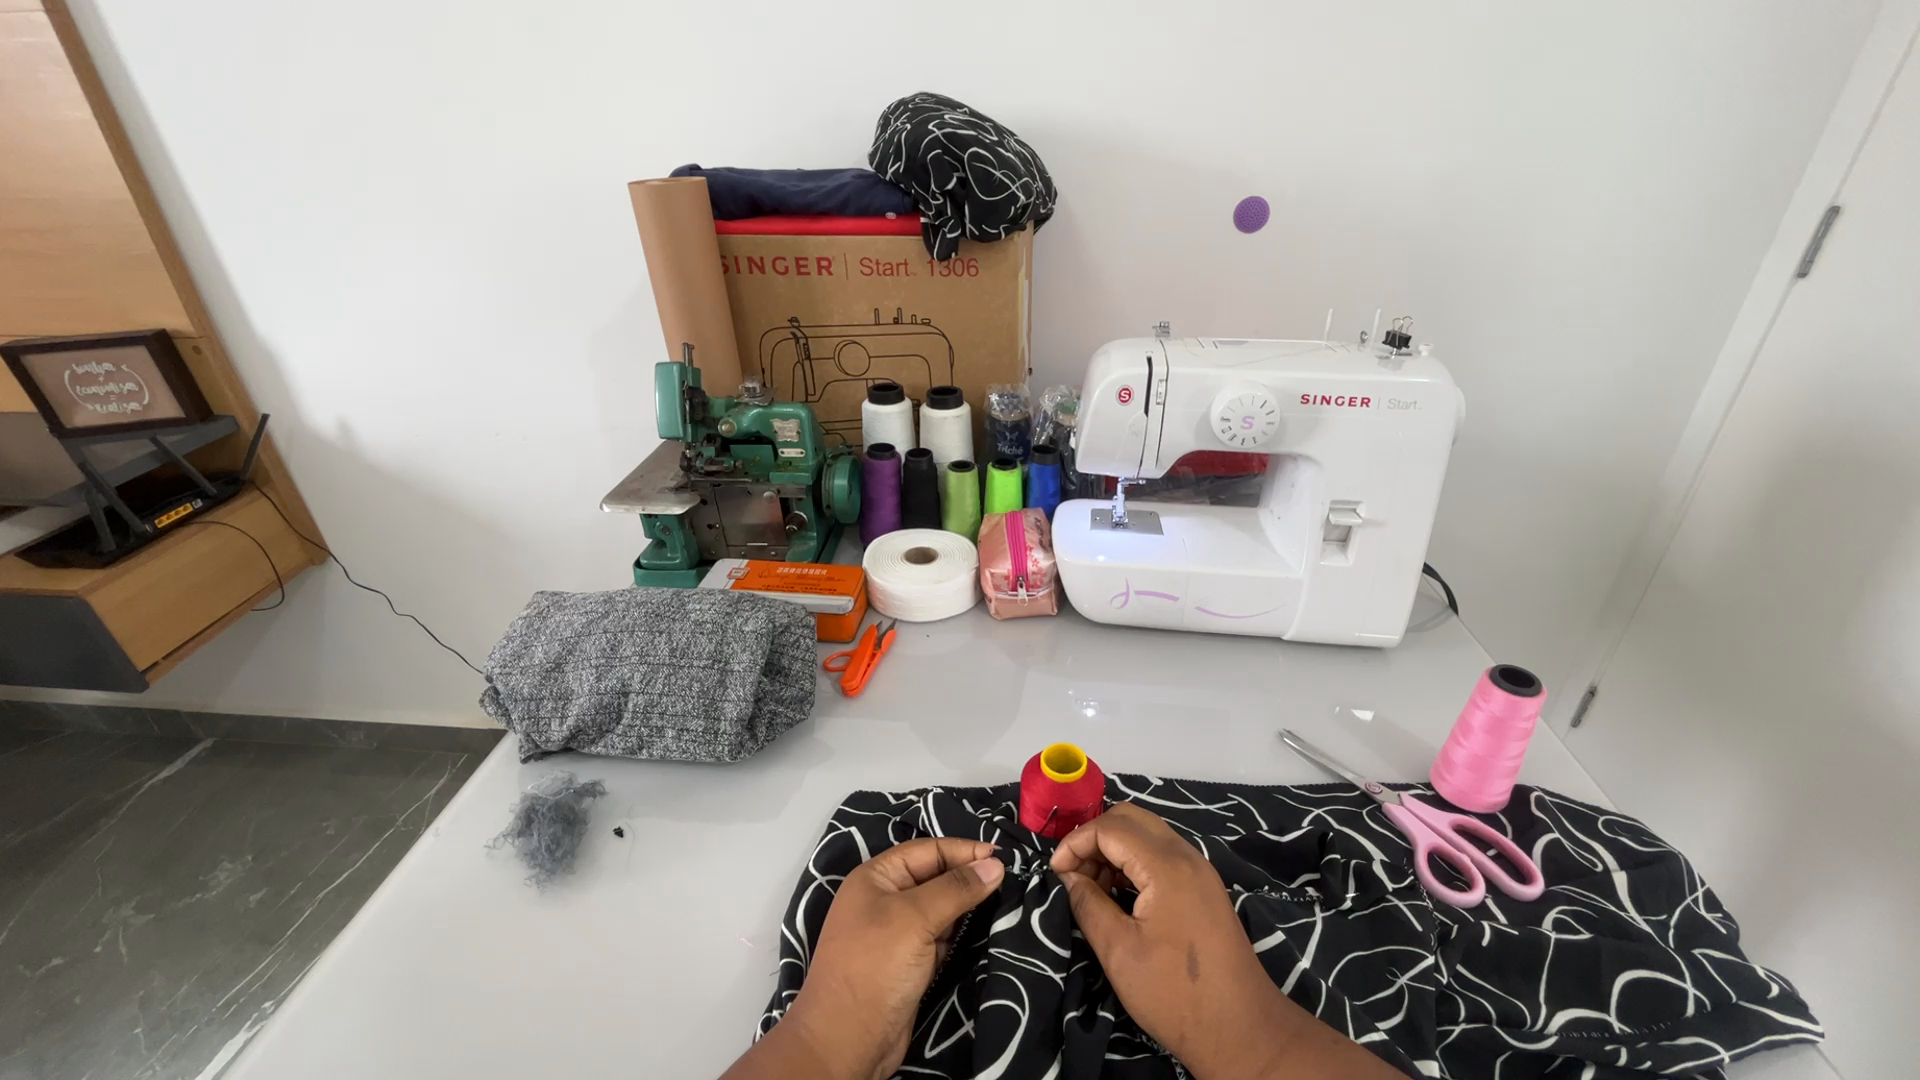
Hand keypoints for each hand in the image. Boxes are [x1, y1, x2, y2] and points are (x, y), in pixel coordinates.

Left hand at [723, 837, 1003, 1079]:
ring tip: (1006, 899)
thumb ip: (956, 889)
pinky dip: (961, 932)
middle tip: (1010, 878)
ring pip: (940, 907)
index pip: (927, 850)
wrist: (846, 1043)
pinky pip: (941, 936)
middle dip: (968, 876)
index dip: (964, 851)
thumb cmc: (875, 967)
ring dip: (968, 905)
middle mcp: (885, 898)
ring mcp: (897, 932)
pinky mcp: (910, 961)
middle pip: (935, 876)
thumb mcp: (914, 919)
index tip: (1002, 856)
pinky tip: (986, 928)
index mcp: (877, 877)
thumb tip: (995, 864)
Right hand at [1051, 803, 1399, 1079]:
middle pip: (1130, 818)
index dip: (1076, 843)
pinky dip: (1134, 861)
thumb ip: (1088, 905)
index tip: (1056, 874)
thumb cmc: (1175, 994)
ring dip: (1114, 849)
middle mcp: (1186, 856)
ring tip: (1092, 887)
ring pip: (1146, 833)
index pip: (1110, 828)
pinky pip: (1161, 853)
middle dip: (1094, 837)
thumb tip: (1069, 878)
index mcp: (1166, 866)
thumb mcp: (1119, 952)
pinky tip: (1119, 894)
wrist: (1243, 1032)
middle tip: (1074, 873)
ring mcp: (1199, 870)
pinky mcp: (1204, 887)